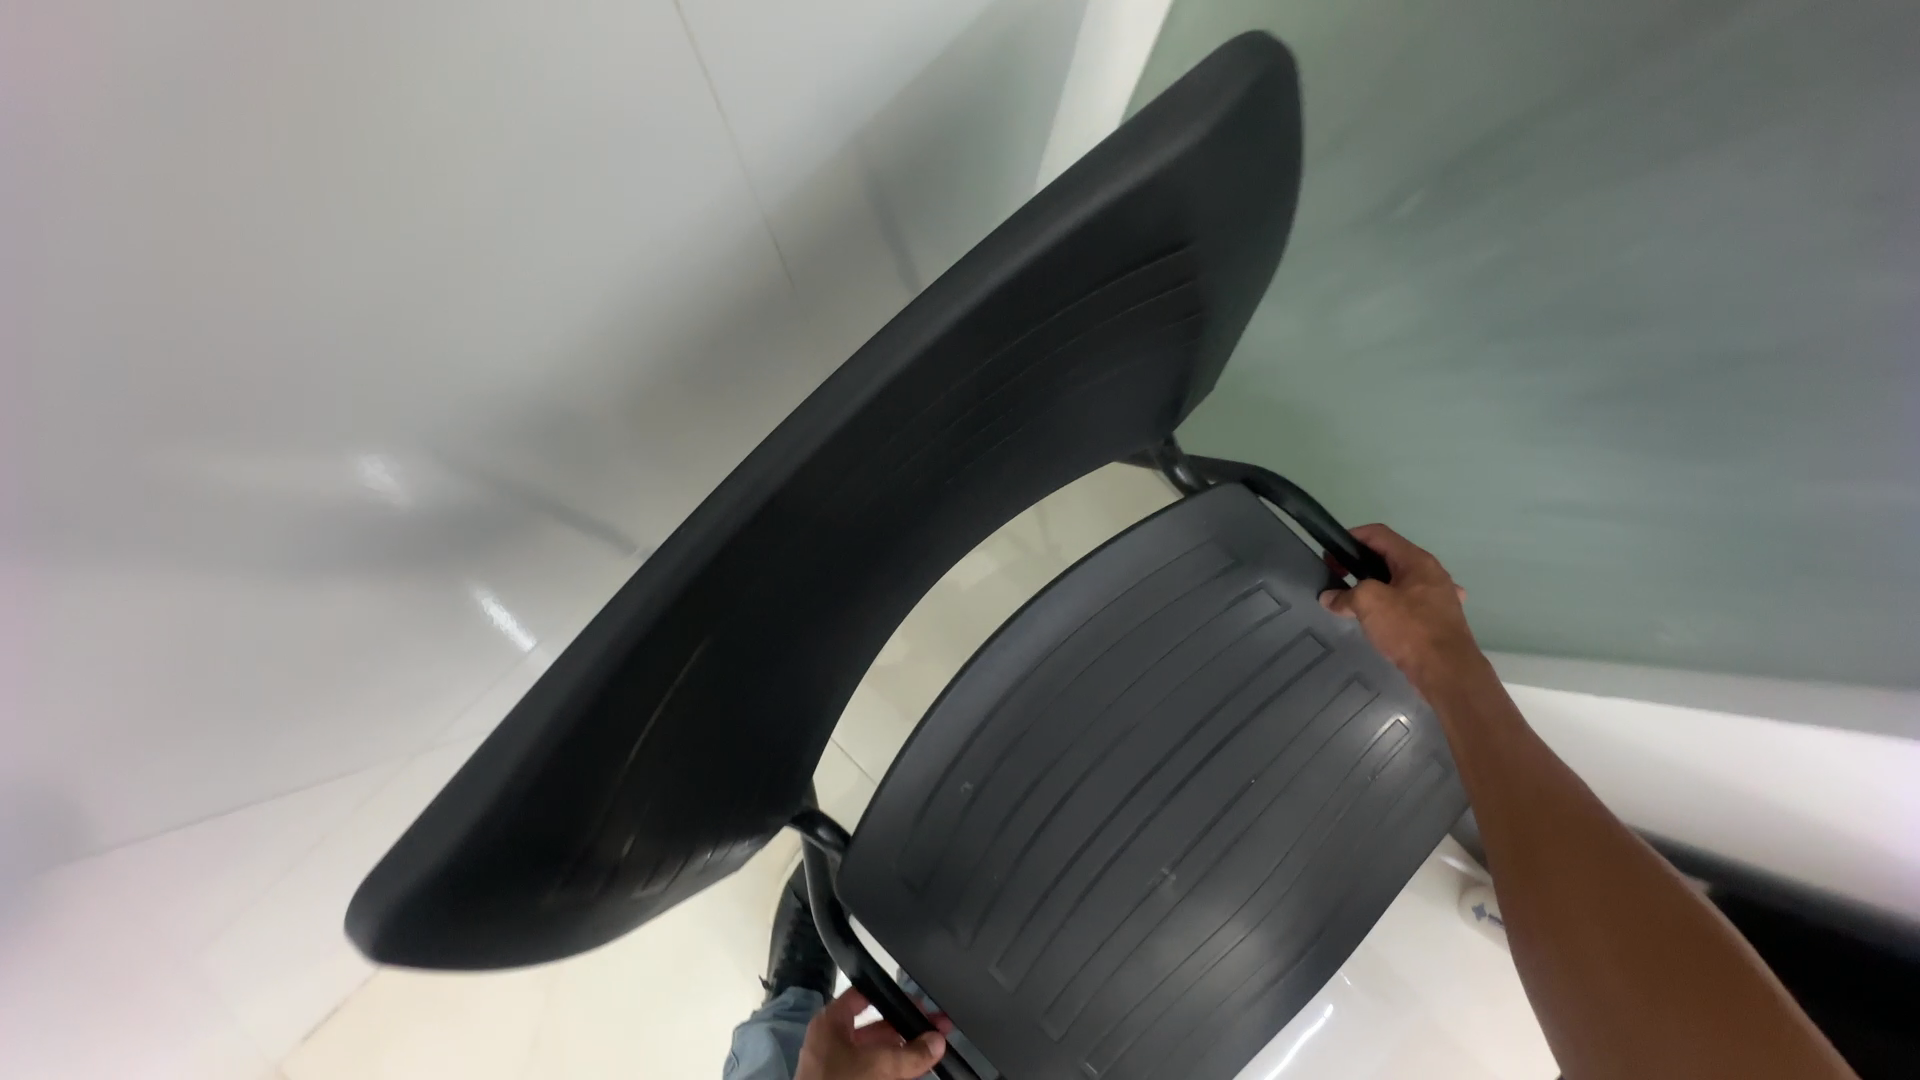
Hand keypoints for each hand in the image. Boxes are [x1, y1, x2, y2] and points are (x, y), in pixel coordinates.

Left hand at [795, 988, 948, 1079]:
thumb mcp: (875, 1066)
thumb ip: (908, 1054)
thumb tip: (938, 1042)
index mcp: (831, 1023)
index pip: (865, 995)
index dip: (892, 995)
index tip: (918, 1001)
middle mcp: (835, 1040)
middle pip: (878, 1024)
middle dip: (907, 1026)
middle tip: (936, 1026)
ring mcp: (841, 1065)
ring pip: (880, 1050)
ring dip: (906, 1049)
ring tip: (934, 1048)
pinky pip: (877, 1071)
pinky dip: (897, 1070)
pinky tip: (918, 1069)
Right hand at [1319, 524, 1478, 690]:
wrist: (1447, 670)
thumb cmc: (1409, 628)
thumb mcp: (1368, 602)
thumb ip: (1345, 595)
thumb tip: (1329, 598)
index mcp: (1416, 560)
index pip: (1379, 534)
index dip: (1350, 537)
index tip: (1330, 555)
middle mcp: (1431, 573)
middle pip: (1388, 557)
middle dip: (1359, 564)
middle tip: (1338, 578)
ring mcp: (1438, 596)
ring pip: (1398, 581)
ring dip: (1374, 586)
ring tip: (1355, 601)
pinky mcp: (1439, 618)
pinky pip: (1408, 603)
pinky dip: (1391, 606)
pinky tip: (1384, 619)